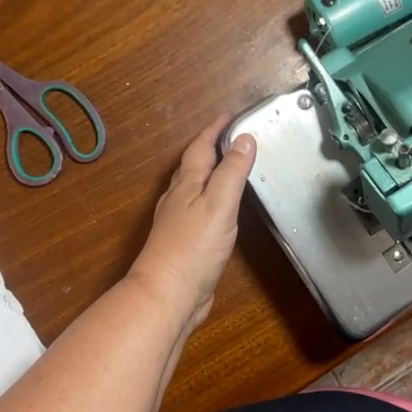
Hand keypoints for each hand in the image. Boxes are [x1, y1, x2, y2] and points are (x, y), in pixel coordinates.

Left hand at [126, 117, 255, 327]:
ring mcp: (179, 222)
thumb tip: (244, 138)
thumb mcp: (219, 204)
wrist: (167, 296)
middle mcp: (179, 199)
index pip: (201, 148)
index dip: (214, 130)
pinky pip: (198, 210)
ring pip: (193, 187)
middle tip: (231, 137)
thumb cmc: (193, 248)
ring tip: (226, 166)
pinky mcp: (184, 243)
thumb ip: (232, 171)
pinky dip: (210, 199)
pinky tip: (217, 210)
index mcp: (187, 185)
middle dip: (211, 148)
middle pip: (193, 165)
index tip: (230, 115)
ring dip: (208, 173)